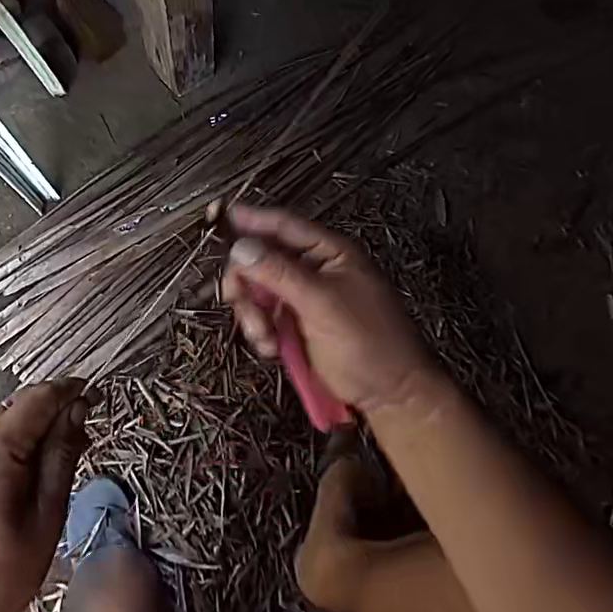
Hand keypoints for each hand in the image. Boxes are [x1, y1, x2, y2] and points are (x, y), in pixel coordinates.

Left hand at [0, 379, 87, 611]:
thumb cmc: (1, 573)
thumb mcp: (47, 511)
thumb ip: (62, 453)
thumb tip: (78, 411)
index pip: (40, 398)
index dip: (72, 390)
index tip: (97, 393)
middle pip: (24, 402)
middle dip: (59, 404)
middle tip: (91, 417)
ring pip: (12, 417)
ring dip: (44, 421)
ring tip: (75, 441)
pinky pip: (0, 437)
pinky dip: (26, 437)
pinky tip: (47, 457)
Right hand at [220, 204, 439, 416]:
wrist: (389, 395)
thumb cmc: (368, 342)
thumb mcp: (321, 303)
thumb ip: (279, 273)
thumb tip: (240, 247)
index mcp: (330, 253)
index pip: (285, 226)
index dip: (253, 219)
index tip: (222, 215)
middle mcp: (314, 269)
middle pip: (263, 259)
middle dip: (248, 282)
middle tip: (238, 300)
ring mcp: (304, 298)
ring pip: (258, 291)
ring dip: (252, 313)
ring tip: (264, 337)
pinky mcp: (296, 325)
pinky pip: (263, 317)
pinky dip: (260, 331)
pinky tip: (271, 348)